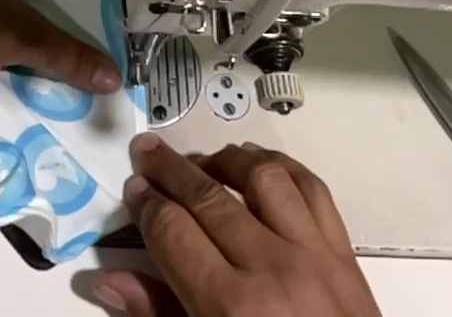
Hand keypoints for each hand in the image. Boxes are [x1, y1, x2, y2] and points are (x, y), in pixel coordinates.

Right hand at [94, 136, 379, 316]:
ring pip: (261, 177)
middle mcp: (271, 270)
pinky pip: (311, 187)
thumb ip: (158, 313)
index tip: (134, 189)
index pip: (173, 231)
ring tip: (201, 162)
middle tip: (147, 151)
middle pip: (208, 196)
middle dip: (170, 170)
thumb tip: (107, 279)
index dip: (146, 204)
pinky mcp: (344, 251)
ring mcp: (313, 255)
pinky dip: (281, 164)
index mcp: (230, 307)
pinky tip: (256, 160)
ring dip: (225, 160)